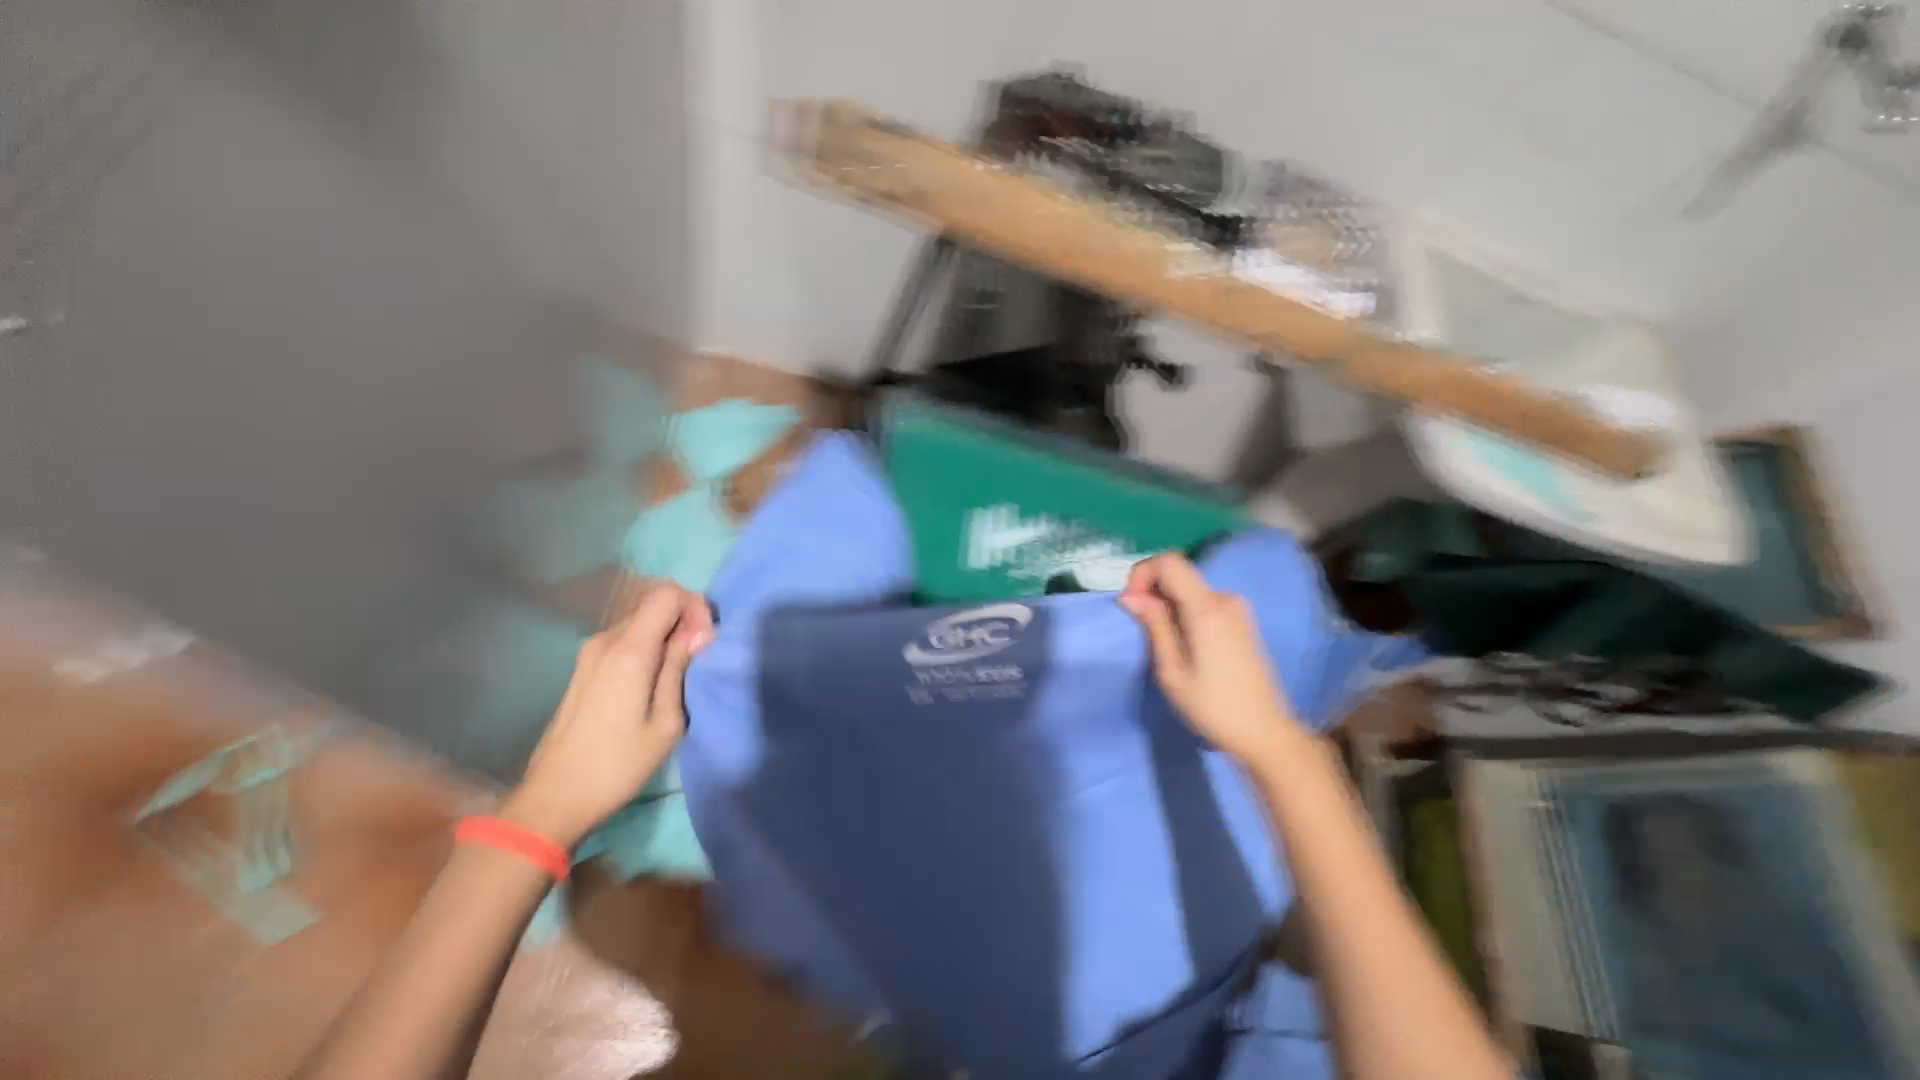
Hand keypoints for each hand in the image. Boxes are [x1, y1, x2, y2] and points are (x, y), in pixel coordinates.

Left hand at [502, 584, 713, 846]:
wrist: (555, 797)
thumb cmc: (618, 766)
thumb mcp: (666, 724)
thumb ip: (679, 670)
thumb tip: (697, 634)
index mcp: (628, 651)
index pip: (666, 593)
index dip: (694, 607)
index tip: (706, 642)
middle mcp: (605, 641)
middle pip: (652, 604)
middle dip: (684, 621)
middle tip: (700, 659)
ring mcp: (590, 653)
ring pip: (639, 622)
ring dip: (666, 636)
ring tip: (679, 674)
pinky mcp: (584, 668)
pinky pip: (625, 640)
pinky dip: (648, 647)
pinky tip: (653, 682)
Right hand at [1119, 553, 1299, 762]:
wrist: (1263, 732)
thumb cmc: (1212, 706)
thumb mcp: (1172, 671)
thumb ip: (1154, 626)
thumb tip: (1130, 596)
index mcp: (1207, 609)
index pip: (1169, 562)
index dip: (1142, 573)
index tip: (1132, 605)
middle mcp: (1225, 599)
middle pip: (1179, 574)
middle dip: (1152, 591)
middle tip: (1141, 628)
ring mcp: (1237, 609)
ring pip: (1190, 589)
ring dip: (1168, 604)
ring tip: (1163, 643)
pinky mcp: (1242, 621)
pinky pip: (1204, 602)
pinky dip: (1184, 612)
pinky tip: (1185, 645)